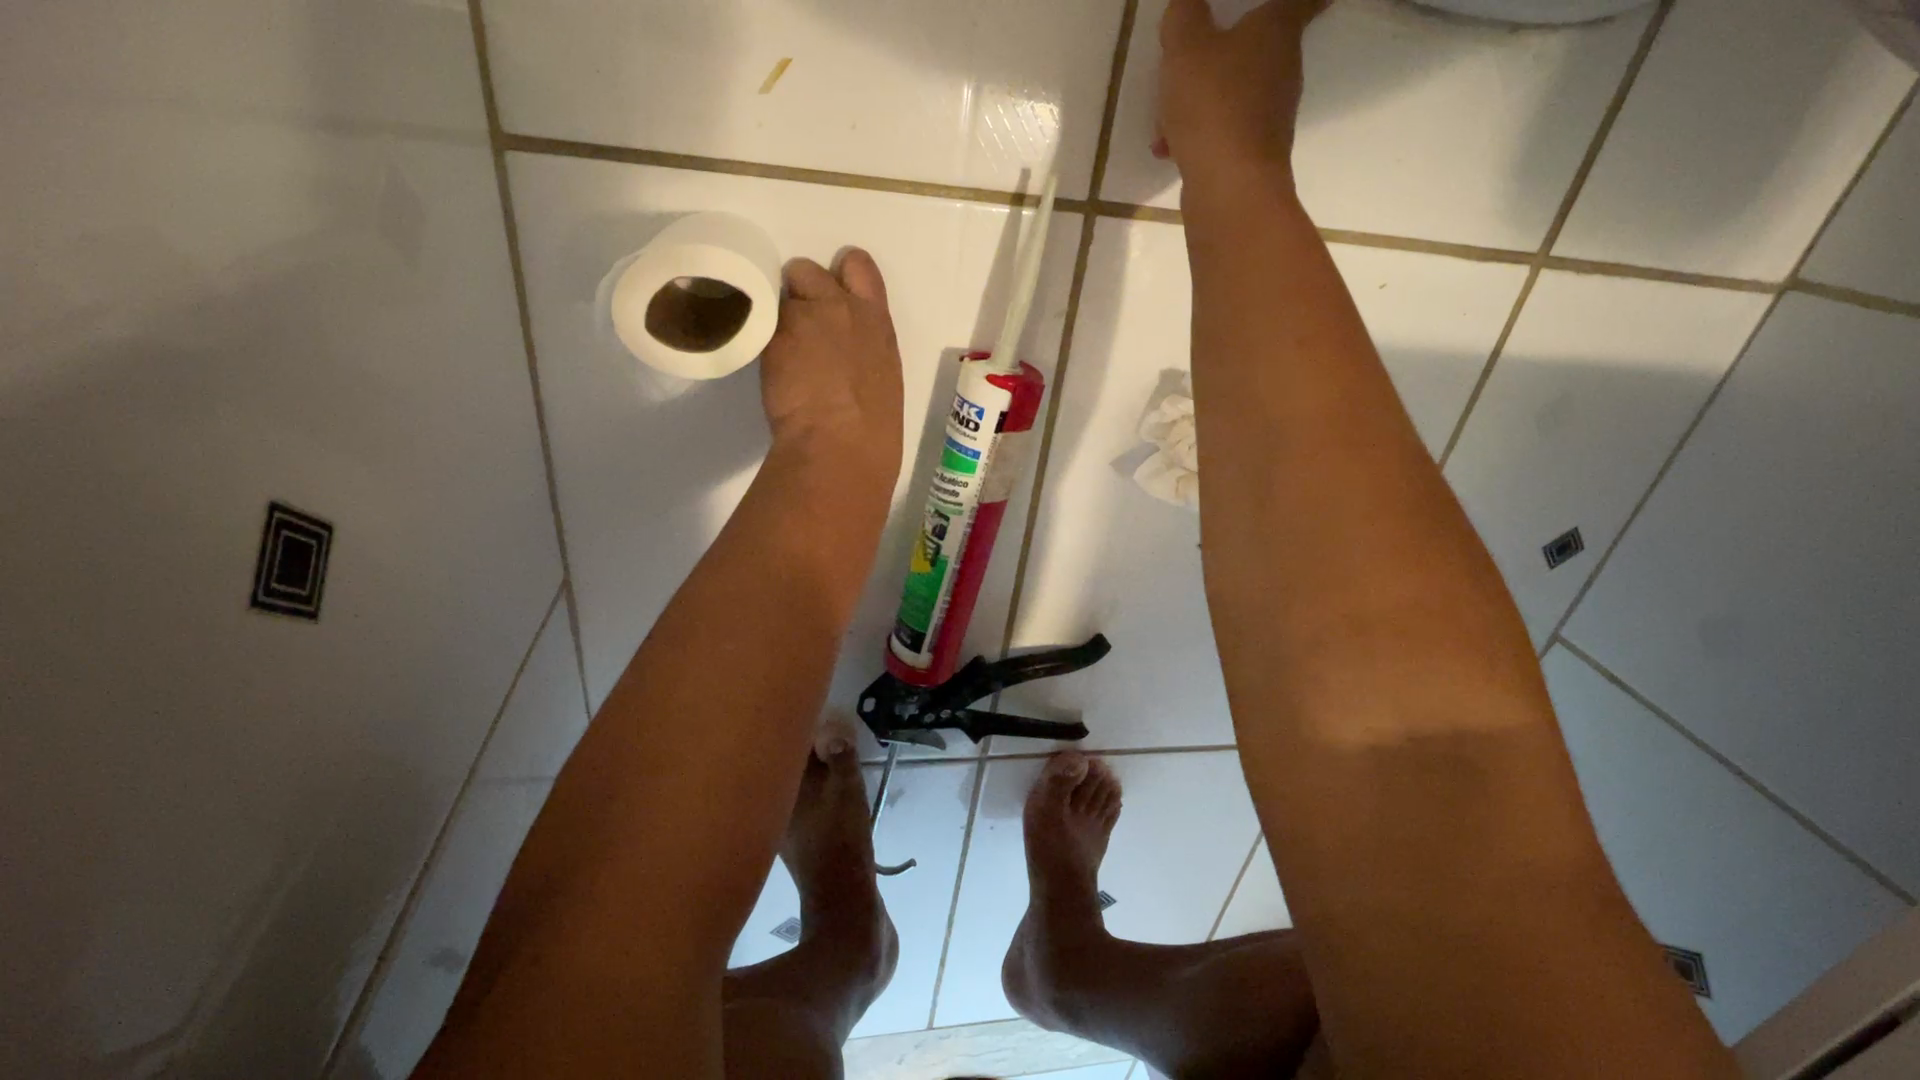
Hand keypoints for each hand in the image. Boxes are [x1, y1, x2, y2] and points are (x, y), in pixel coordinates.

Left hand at [761, 249, 905, 480]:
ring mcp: (804, 320)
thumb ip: (862, 348)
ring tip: (780, 349)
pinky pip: (759, 326)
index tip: (831, 295)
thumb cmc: (873, 430)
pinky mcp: (772, 338)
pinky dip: (760, 340)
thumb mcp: (882, 376)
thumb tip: (844, 350)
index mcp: (876, 321)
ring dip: (777, 317)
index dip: (839, 275)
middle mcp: (841, 308)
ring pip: (778, 298)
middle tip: (796, 322)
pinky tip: (768, 367)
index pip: (858, 265)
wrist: (840, 447)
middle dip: (798, 289)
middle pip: (807, 269)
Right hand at [1155, 0, 1324, 192]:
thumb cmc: (1213, 104)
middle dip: (1232, 46)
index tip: (1301, 0)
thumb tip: (1188, 1)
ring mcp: (1272, 113)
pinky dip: (1199, 130)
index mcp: (1276, 30)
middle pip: (1265, 46)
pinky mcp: (1256, 150)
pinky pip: (1224, 126)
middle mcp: (1283, 69)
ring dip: (1204, 96)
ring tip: (1167, 112)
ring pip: (1236, 91)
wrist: (1230, 187)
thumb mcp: (1185, 48)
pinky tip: (1169, 145)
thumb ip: (1185, 14)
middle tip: (1200, 44)